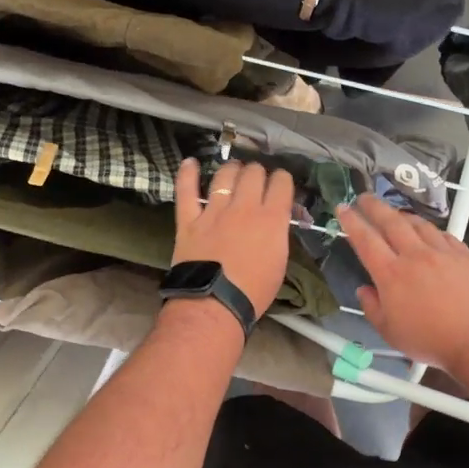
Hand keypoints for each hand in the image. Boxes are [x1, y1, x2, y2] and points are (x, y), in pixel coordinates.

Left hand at [172, 158, 293, 316]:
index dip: (282, 179)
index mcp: (271, 218)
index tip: (280, 184)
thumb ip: (278, 233)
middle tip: (256, 180)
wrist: (215, 304)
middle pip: (253, 172)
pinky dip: (187, 173)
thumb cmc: (254, 291)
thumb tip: (278, 219)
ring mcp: (214, 211)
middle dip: (258, 171)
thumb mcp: (279, 261)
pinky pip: (186, 190)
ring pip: (224, 174)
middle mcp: (244, 207)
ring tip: (233, 170)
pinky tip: (190, 162)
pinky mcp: (189, 219)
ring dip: (231, 168)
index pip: (281, 182)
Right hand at [338, 195, 468, 374]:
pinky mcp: (463, 254)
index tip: (343, 208)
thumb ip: (372, 308)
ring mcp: (441, 252)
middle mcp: (414, 255)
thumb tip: (363, 289)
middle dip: (374, 206)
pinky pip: (442, 234)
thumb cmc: (431, 340)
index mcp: (391, 274)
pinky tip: (428, 233)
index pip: (365, 240)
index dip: (352, 222)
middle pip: (391, 221)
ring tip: (395, 214)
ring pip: (418, 224)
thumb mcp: (390, 333)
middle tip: (363, 197)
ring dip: (402, 215)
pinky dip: (430, 230)